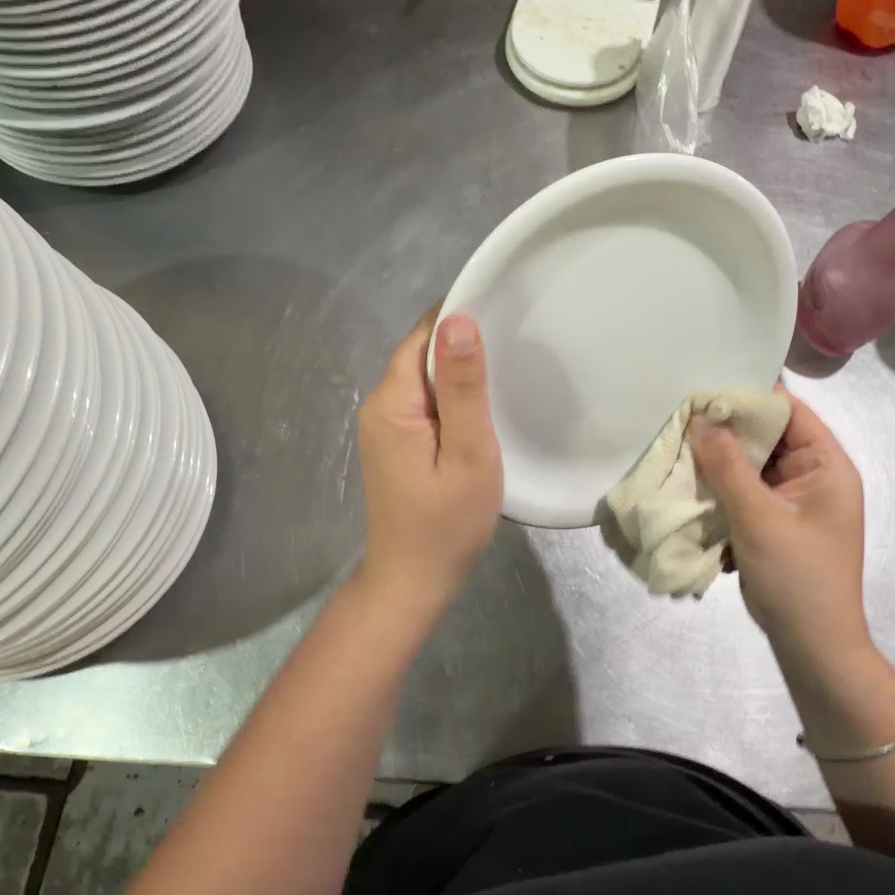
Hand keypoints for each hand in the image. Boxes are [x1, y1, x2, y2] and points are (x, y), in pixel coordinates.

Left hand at [356, 310, 503, 601]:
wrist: (413, 582)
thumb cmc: (447, 523)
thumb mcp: (467, 453)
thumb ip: (463, 388)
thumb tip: (458, 320)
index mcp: (393, 402)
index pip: (423, 336)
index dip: (458, 319)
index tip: (503, 312)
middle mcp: (379, 406)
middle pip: (421, 354)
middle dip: (461, 345)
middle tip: (515, 346)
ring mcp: (383, 427)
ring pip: (424, 379)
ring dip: (458, 373)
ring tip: (505, 374)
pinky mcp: (394, 445)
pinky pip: (423, 403)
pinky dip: (451, 399)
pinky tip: (480, 410)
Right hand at [689, 388, 868, 649]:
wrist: (813, 648)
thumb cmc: (797, 578)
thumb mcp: (759, 518)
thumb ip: (727, 465)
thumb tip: (700, 416)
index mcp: (828, 466)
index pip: (790, 412)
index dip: (750, 396)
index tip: (706, 384)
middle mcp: (814, 476)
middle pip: (768, 436)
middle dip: (727, 427)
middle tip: (682, 411)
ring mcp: (794, 500)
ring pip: (752, 463)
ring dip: (720, 457)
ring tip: (679, 439)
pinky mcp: (775, 521)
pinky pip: (746, 489)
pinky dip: (721, 484)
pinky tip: (690, 477)